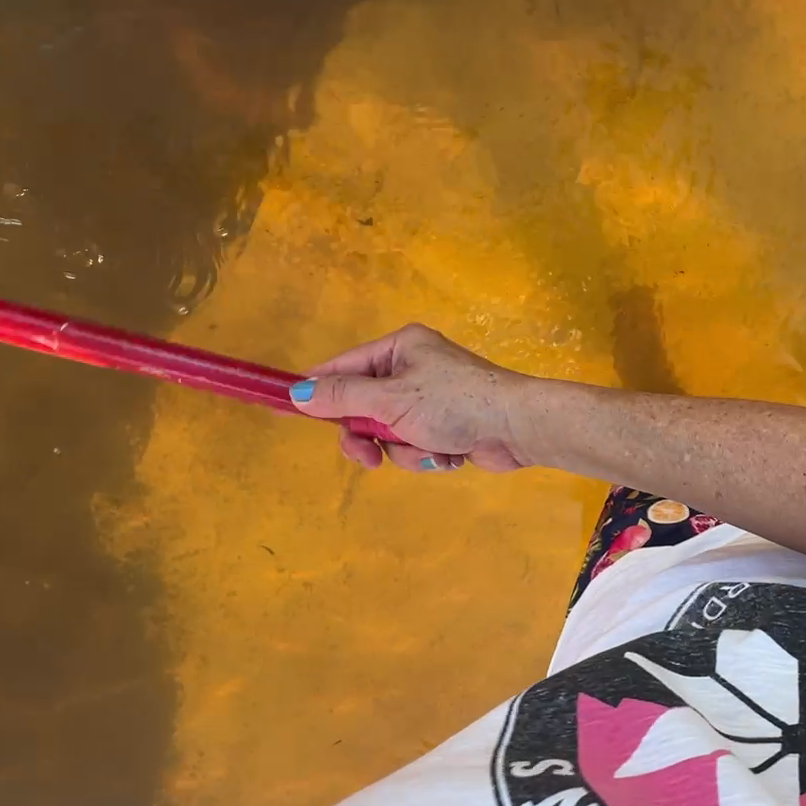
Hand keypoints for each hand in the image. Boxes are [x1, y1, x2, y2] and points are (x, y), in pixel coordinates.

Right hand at [290, 324, 536, 472]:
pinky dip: (430, 455)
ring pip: (391, 434)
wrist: (518, 428)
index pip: (343, 368)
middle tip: (368, 457)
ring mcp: (432, 400)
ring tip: (433, 448)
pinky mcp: (449, 427)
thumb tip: (297, 392)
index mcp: (401, 348)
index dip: (318, 392)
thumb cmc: (455, 403)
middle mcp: (415, 369)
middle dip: (370, 436)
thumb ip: (343, 398)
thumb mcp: (391, 399)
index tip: (287, 410)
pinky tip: (453, 454)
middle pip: (365, 407)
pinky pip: (418, 445)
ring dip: (407, 449)